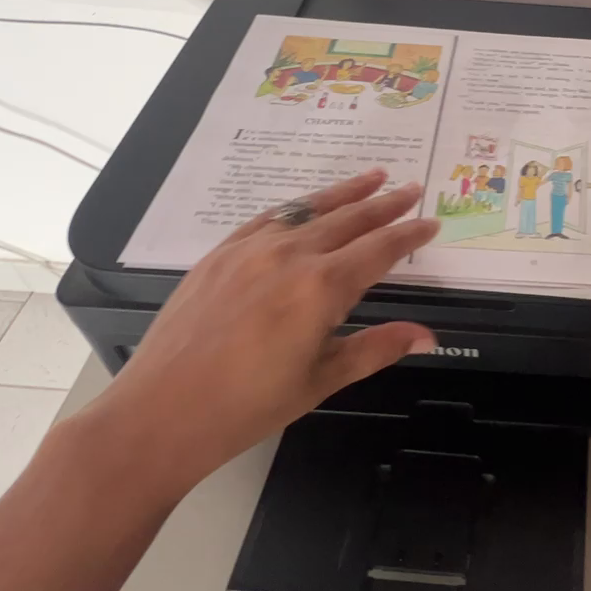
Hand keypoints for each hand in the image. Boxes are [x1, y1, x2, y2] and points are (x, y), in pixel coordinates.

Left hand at [70, 170, 438, 500]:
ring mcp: (251, 249)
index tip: (430, 222)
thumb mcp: (322, 380)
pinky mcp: (221, 253)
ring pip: (310, 209)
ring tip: (373, 176)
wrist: (159, 414)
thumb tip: (427, 336)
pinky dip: (298, 207)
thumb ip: (377, 347)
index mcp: (321, 287)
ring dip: (346, 192)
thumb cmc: (247, 406)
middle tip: (411, 188)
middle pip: (350, 219)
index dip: (409, 234)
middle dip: (386, 203)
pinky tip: (307, 205)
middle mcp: (290, 255)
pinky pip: (269, 218)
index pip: (380, 249)